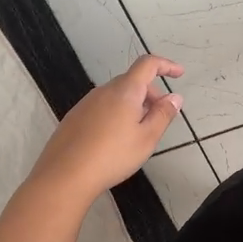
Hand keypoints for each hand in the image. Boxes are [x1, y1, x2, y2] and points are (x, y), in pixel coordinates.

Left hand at [27, 55, 183, 203]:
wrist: (63, 177)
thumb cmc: (112, 156)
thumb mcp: (147, 138)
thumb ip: (163, 114)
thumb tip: (175, 97)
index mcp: (125, 91)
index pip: (147, 65)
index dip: (166, 65)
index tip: (179, 74)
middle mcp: (103, 91)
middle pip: (132, 81)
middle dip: (150, 94)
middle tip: (159, 118)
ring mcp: (85, 104)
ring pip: (116, 95)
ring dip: (132, 105)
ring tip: (136, 133)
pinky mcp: (73, 118)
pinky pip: (101, 107)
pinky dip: (115, 114)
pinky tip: (113, 141)